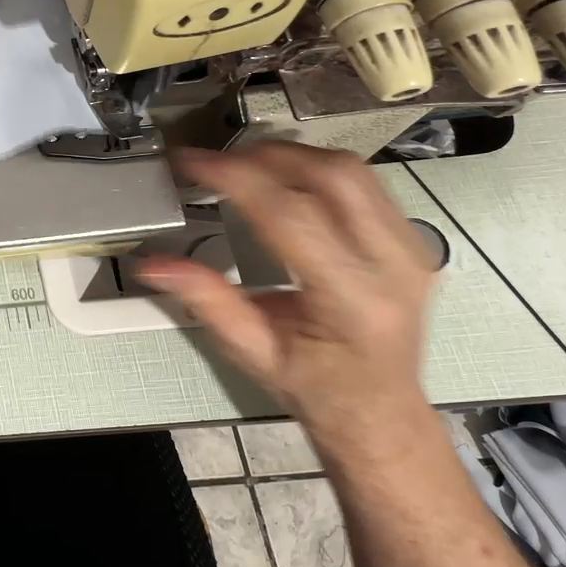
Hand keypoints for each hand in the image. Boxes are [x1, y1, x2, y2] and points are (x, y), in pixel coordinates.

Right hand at [136, 143, 439, 442]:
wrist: (380, 411)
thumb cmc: (312, 385)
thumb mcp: (250, 350)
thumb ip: (206, 301)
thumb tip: (152, 263)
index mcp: (350, 299)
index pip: (291, 214)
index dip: (236, 178)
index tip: (191, 162)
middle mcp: (391, 267)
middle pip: (330, 176)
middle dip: (264, 156)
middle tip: (217, 162)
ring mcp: (411, 250)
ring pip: (351, 170)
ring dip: (291, 156)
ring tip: (244, 165)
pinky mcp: (413, 241)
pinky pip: (364, 183)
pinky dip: (316, 169)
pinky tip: (283, 180)